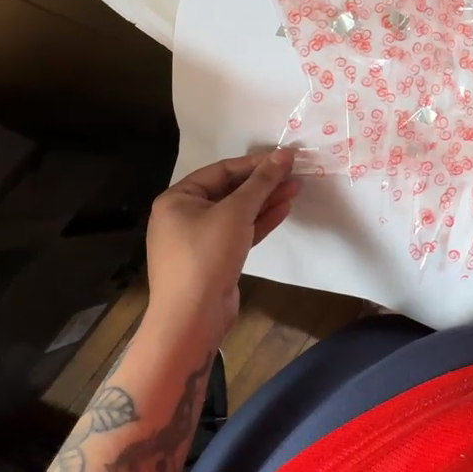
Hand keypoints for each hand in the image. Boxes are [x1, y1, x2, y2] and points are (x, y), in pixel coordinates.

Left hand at [143, 151, 300, 352]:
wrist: (191, 318)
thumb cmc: (207, 255)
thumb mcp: (236, 211)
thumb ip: (262, 181)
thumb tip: (284, 153)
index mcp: (177, 200)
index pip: (222, 171)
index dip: (255, 163)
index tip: (285, 158)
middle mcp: (183, 216)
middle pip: (230, 191)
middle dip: (263, 183)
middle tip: (294, 174)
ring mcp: (198, 240)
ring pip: (237, 212)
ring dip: (265, 201)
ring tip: (295, 189)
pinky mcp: (213, 259)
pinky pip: (238, 232)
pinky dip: (259, 221)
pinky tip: (283, 210)